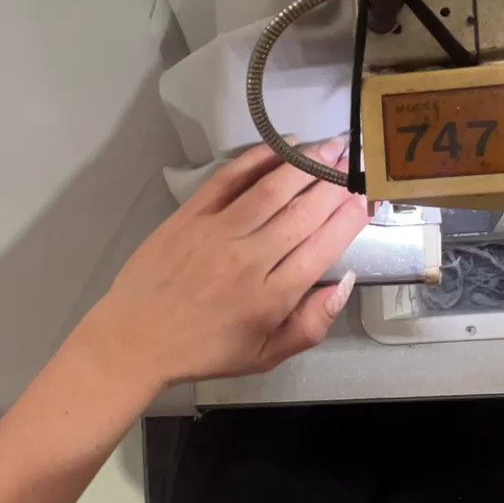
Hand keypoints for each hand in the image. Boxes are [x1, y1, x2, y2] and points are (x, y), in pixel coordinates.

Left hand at [70, 138, 369, 391]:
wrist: (135, 340)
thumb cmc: (204, 351)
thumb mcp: (265, 356)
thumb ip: (310, 326)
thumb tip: (343, 284)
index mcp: (271, 298)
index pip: (324, 246)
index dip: (351, 218)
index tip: (368, 197)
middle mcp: (249, 259)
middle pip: (305, 212)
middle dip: (337, 183)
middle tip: (359, 160)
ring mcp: (217, 233)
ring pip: (273, 189)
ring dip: (307, 164)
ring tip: (332, 146)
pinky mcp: (190, 215)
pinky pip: (230, 179)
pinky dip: (259, 158)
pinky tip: (284, 146)